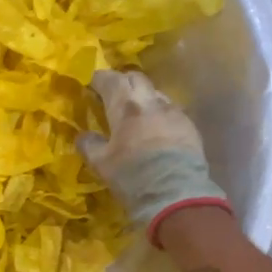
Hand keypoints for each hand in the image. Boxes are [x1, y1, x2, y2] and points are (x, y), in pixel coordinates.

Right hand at [77, 69, 228, 246]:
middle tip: (112, 92)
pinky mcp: (188, 125)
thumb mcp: (101, 164)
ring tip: (134, 113)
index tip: (90, 81)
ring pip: (154, 94)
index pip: (111, 80)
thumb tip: (83, 136)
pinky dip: (157, 114)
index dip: (99, 78)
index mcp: (126, 107)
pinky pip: (169, 111)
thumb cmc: (132, 176)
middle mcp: (151, 101)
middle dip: (122, 82)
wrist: (175, 193)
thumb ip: (89, 145)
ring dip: (142, 98)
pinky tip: (154, 130)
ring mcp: (173, 111)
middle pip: (136, 79)